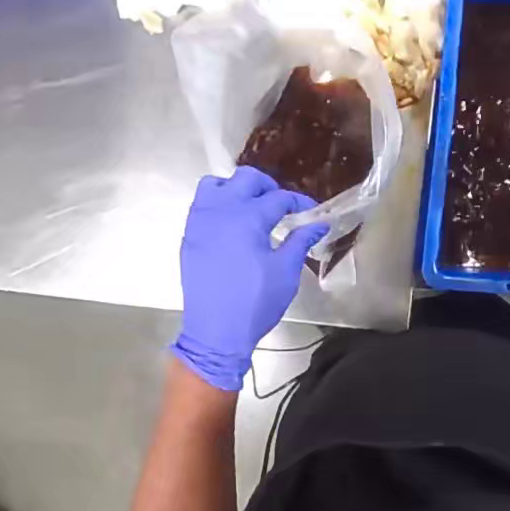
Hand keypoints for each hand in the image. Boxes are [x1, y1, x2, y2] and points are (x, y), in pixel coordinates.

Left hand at [171, 167, 330, 390]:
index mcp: (248, 218)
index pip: (278, 198)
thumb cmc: (256, 302)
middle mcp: (221, 211)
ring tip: (252, 208)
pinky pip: (202, 205)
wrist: (216, 332)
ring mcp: (200, 221)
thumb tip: (319, 224)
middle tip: (282, 206)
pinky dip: (219, 205)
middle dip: (268, 187)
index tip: (311, 211)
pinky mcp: (189, 236)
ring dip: (237, 189)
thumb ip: (300, 241)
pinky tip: (232, 226)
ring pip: (216, 185)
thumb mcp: (286, 271)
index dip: (298, 202)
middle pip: (246, 179)